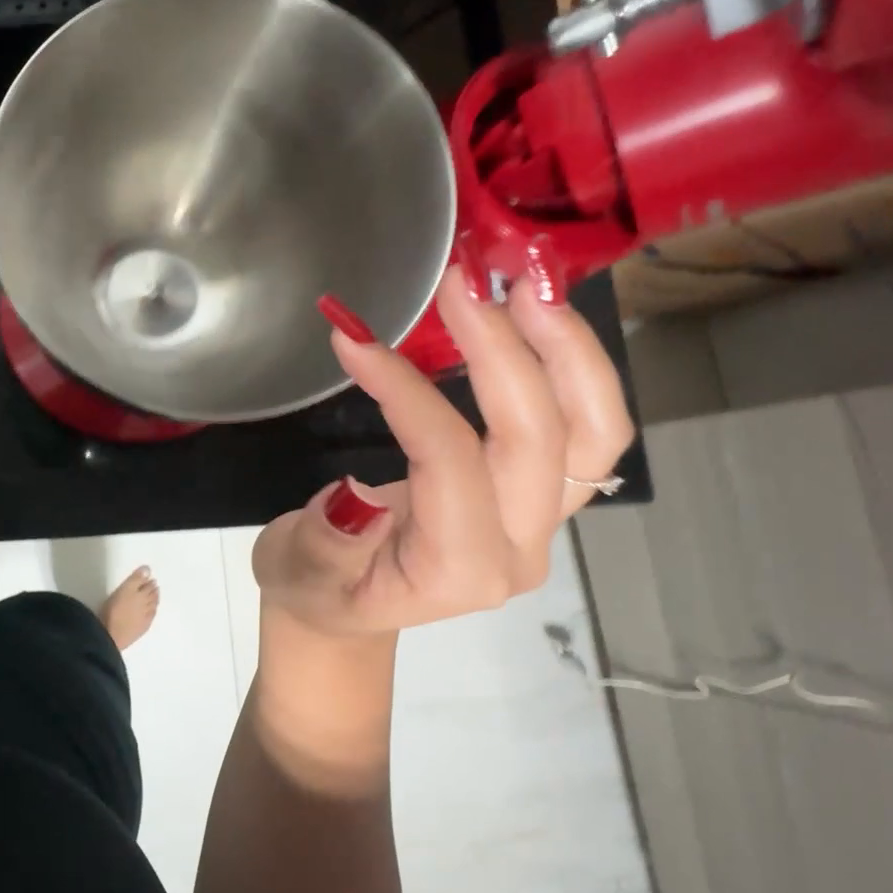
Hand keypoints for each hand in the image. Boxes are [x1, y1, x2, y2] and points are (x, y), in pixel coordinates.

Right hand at [254, 264, 633, 637]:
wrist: (345, 610)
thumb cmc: (313, 588)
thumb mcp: (298, 571)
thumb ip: (327, 545)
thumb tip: (355, 498)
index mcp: (456, 569)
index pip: (448, 460)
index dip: (406, 390)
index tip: (352, 338)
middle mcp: (518, 548)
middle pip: (542, 438)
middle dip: (504, 350)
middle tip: (459, 282)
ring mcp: (540, 523)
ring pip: (594, 433)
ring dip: (567, 352)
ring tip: (527, 286)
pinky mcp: (540, 498)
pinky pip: (585, 432)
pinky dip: (572, 370)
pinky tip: (535, 319)